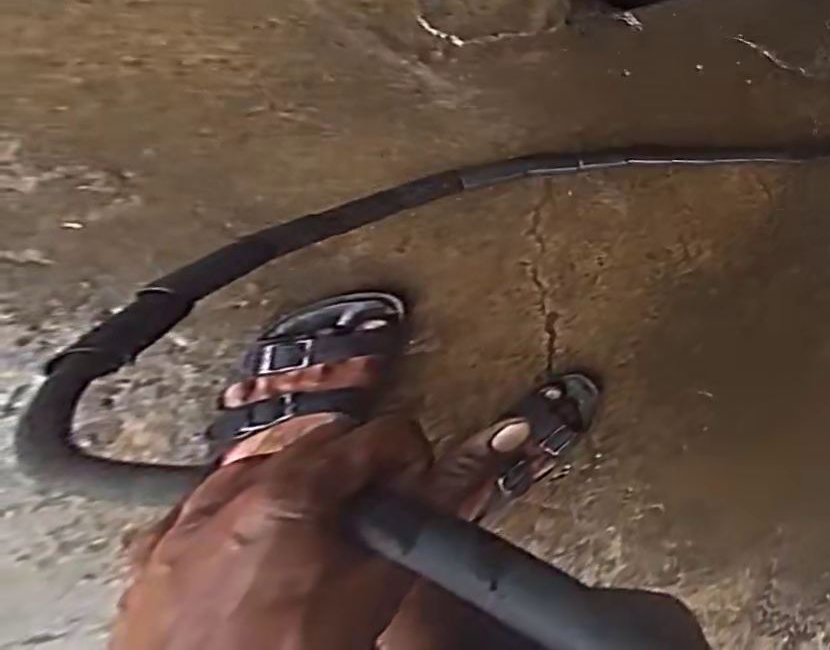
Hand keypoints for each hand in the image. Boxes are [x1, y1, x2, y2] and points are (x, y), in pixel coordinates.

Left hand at [113, 416, 430, 649]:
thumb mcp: (391, 570)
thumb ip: (451, 488)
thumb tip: (506, 433)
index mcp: (287, 493)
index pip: (382, 433)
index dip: (412, 462)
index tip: (412, 494)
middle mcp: (226, 503)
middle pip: (325, 439)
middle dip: (363, 467)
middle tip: (379, 512)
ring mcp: (179, 536)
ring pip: (264, 464)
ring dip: (306, 481)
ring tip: (329, 525)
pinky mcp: (150, 569)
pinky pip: (203, 506)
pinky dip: (244, 508)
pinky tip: (267, 541)